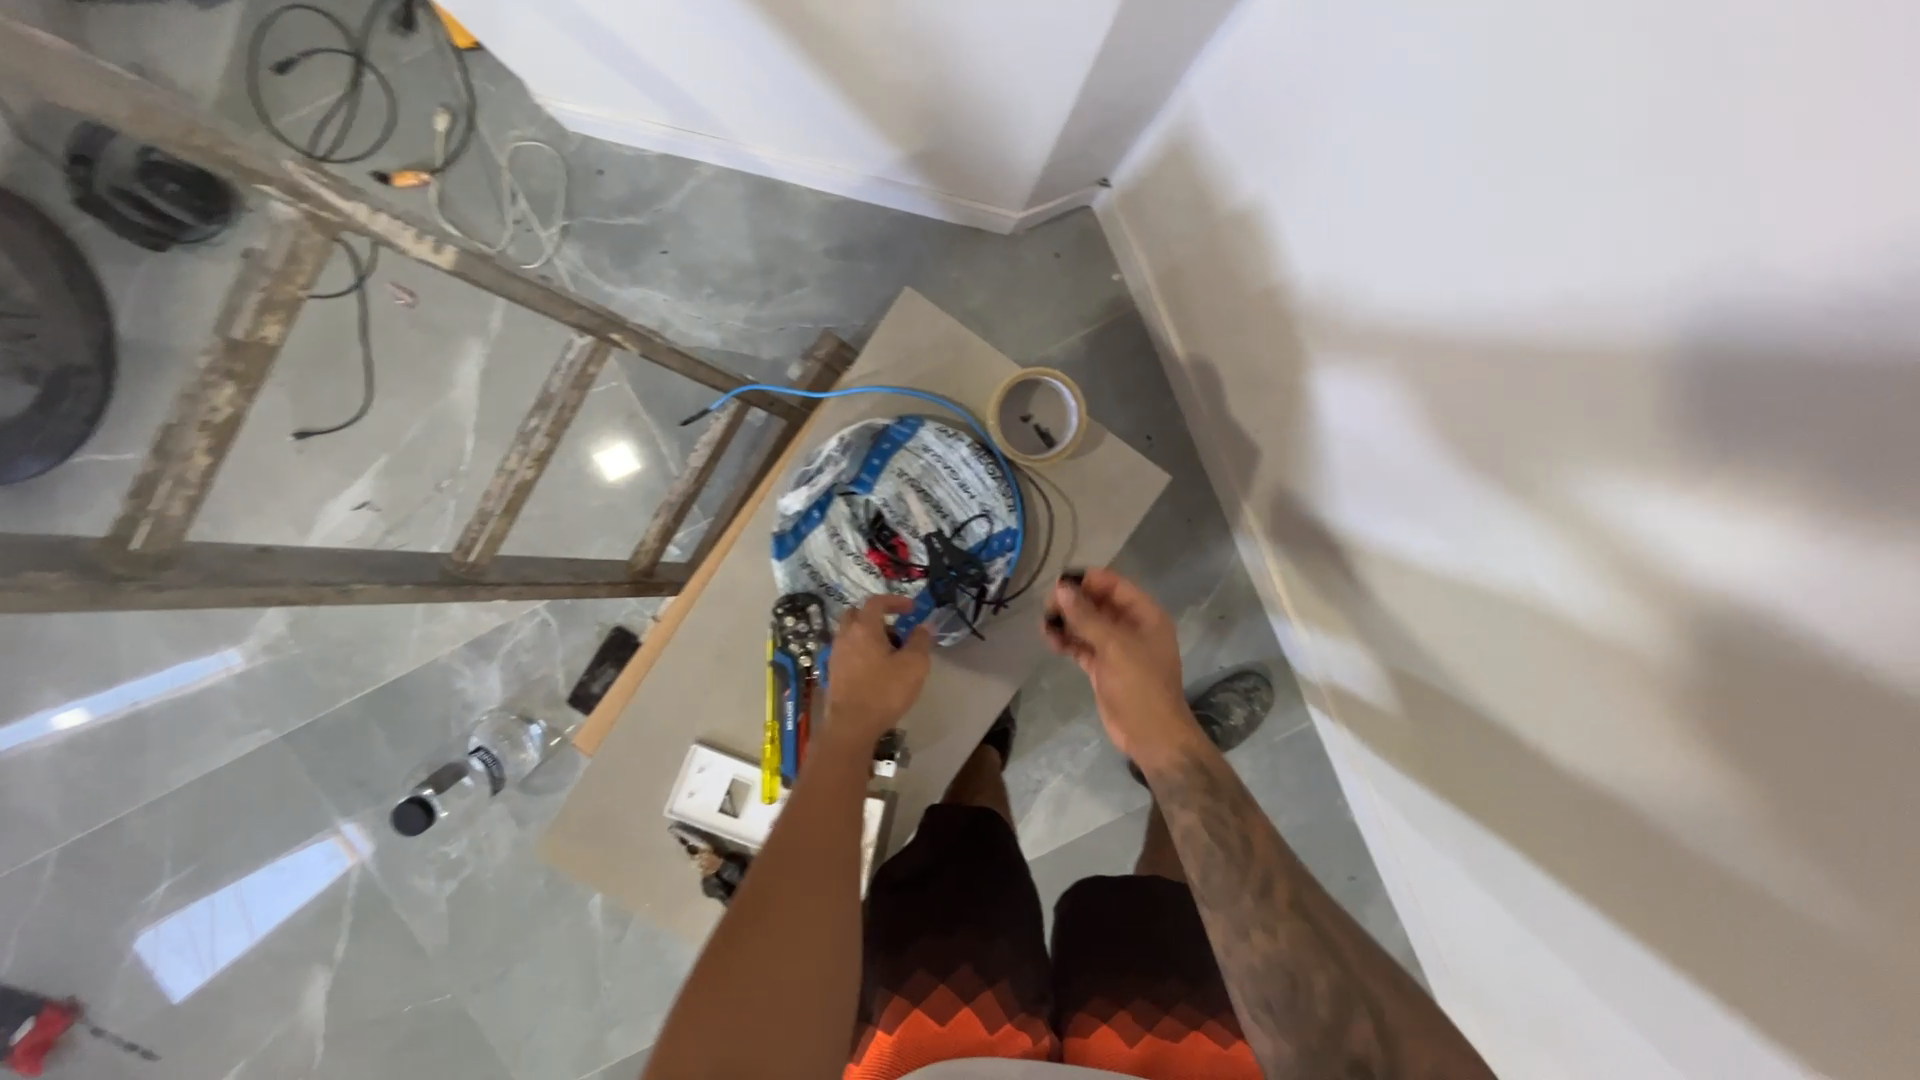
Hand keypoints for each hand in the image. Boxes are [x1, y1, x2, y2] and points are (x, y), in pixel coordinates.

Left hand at [826, 595, 931, 743]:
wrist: (851, 725)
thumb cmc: (885, 691)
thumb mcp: (914, 665)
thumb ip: (920, 641)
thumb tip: (924, 626)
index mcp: (864, 628)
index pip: (876, 602)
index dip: (895, 601)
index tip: (911, 608)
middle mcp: (845, 636)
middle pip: (857, 614)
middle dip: (877, 617)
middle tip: (896, 630)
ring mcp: (836, 655)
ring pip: (851, 634)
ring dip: (869, 636)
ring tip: (889, 654)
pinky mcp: (833, 673)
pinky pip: (848, 652)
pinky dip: (861, 652)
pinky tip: (875, 670)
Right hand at [1044, 568, 1199, 764]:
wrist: (1151, 734)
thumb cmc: (1140, 685)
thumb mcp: (1114, 646)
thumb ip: (1087, 616)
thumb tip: (1062, 589)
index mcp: (1145, 615)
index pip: (1115, 586)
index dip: (1089, 581)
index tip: (1060, 582)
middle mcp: (1132, 627)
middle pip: (1099, 604)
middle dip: (1074, 602)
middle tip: (1048, 606)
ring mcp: (1117, 648)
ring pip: (1088, 625)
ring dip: (1067, 622)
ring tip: (1045, 624)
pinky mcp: (1103, 667)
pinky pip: (1082, 646)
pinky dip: (1068, 642)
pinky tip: (1050, 640)